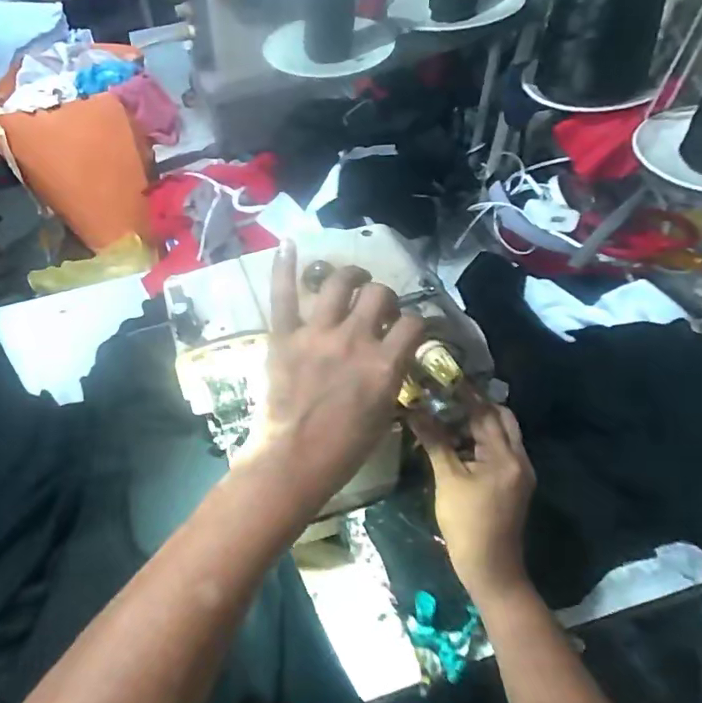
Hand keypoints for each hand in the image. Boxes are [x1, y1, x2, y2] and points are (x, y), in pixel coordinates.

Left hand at [250, 242, 424, 507]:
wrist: (293, 459)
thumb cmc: (343, 449)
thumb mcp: (383, 415)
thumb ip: (390, 380)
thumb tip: (393, 361)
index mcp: (384, 363)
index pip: (413, 324)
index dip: (418, 323)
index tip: (412, 327)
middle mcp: (354, 339)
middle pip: (380, 294)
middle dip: (384, 298)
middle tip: (377, 308)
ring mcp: (316, 333)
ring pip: (340, 282)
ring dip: (350, 276)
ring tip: (351, 280)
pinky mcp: (284, 336)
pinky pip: (283, 294)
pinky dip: (284, 266)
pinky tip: (288, 243)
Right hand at [411, 403, 535, 600]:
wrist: (490, 567)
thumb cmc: (467, 522)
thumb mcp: (448, 479)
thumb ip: (435, 441)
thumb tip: (415, 411)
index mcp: (505, 456)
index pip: (485, 413)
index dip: (463, 395)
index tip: (442, 378)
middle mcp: (519, 458)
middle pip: (500, 419)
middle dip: (475, 405)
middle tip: (444, 396)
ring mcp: (518, 472)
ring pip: (500, 434)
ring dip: (476, 422)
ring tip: (443, 414)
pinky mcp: (511, 483)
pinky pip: (497, 450)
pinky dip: (478, 440)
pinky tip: (453, 440)